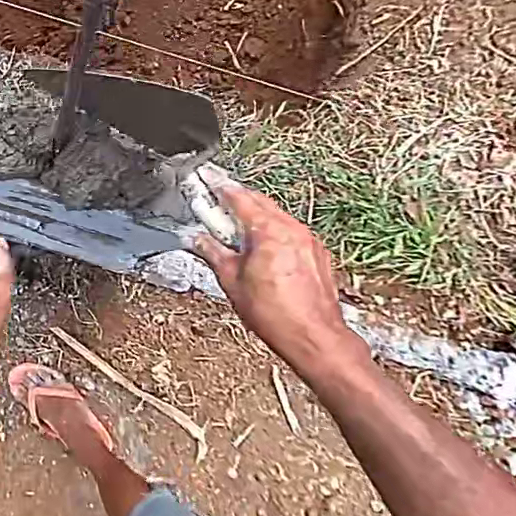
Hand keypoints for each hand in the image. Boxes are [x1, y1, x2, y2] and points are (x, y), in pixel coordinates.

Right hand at [190, 169, 360, 373]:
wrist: (314, 337)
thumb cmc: (275, 314)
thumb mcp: (231, 281)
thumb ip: (213, 252)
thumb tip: (198, 239)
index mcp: (268, 231)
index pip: (239, 197)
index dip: (218, 186)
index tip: (205, 178)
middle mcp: (292, 229)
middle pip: (259, 202)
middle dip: (236, 199)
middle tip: (215, 201)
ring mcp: (308, 240)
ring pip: (276, 216)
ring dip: (254, 216)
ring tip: (234, 229)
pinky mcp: (316, 253)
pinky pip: (289, 231)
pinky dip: (271, 231)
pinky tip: (259, 247)